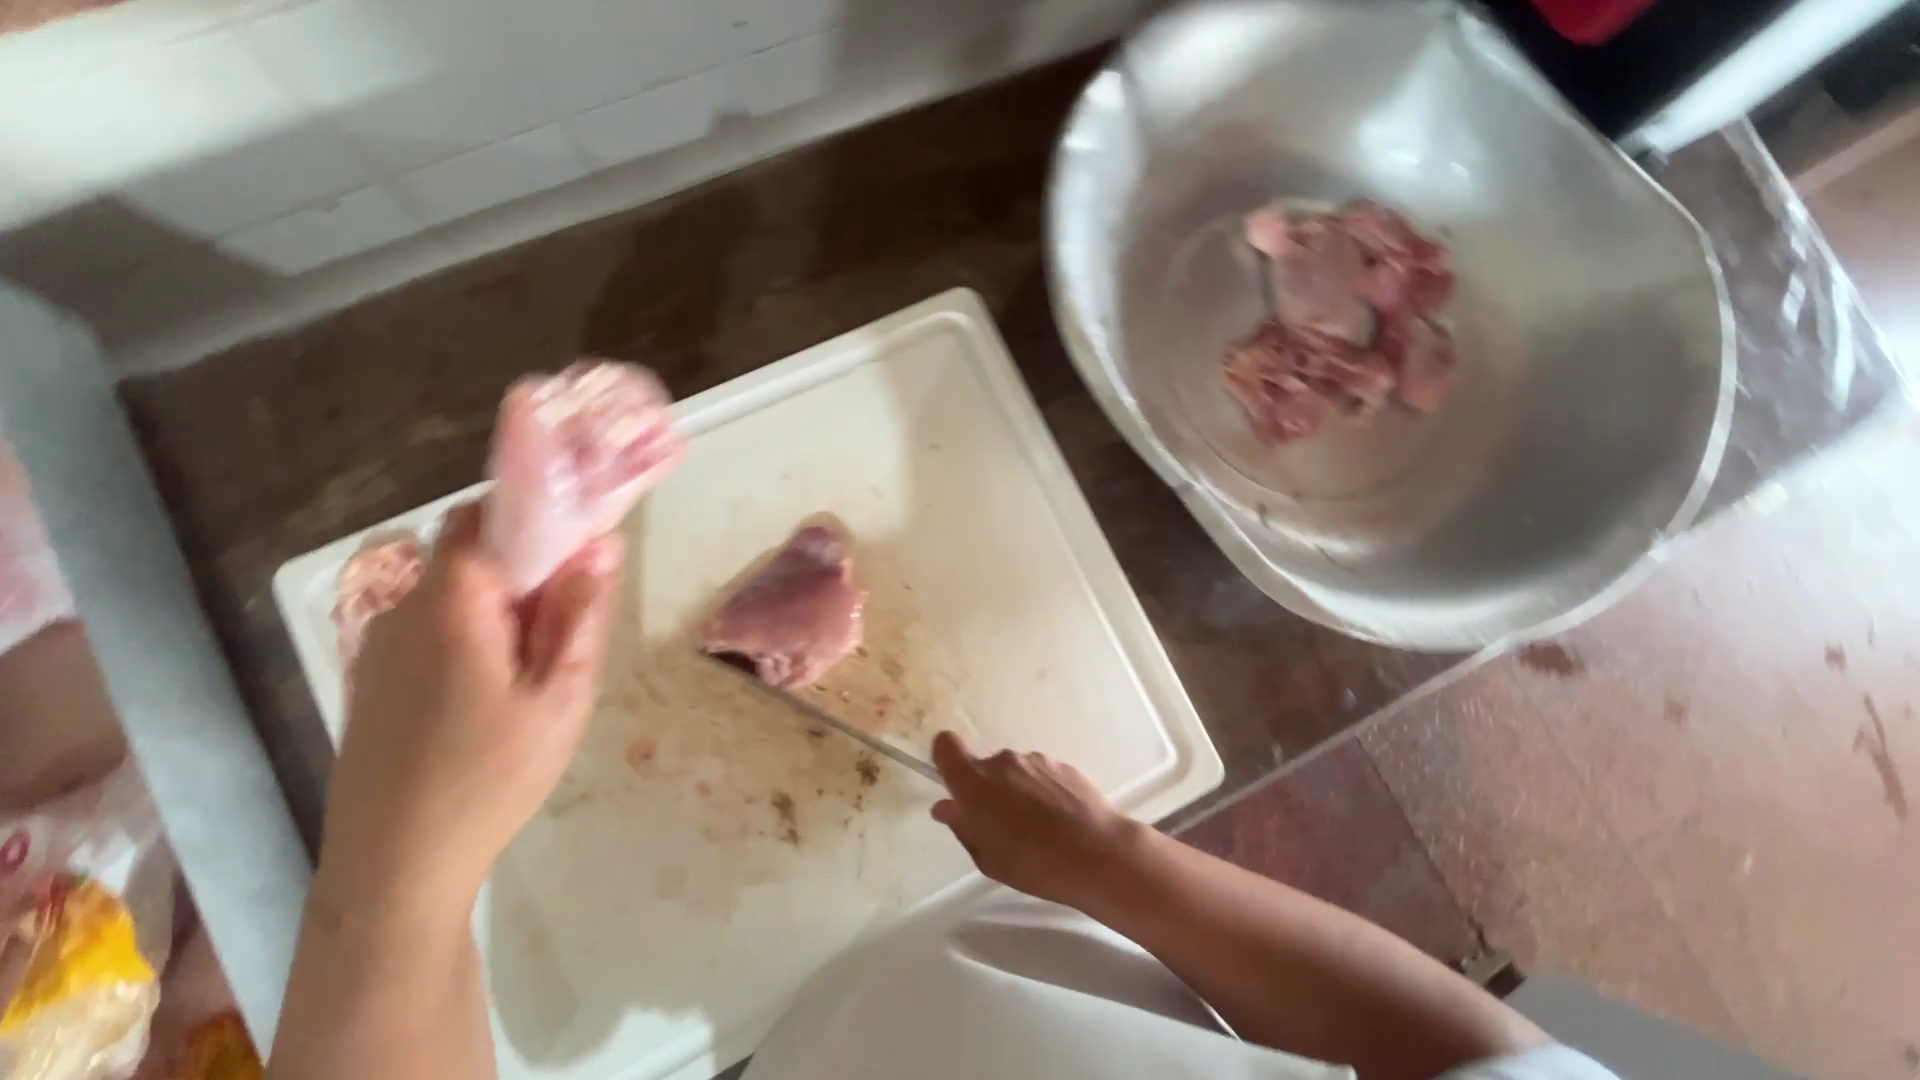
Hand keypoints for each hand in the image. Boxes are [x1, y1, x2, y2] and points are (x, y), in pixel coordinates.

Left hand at [320, 502, 622, 909]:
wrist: (395, 863)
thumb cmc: (491, 775)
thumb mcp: (562, 696)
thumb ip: (581, 615)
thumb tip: (602, 546)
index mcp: (452, 603)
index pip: (484, 516)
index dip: (532, 513)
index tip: (579, 538)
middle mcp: (405, 609)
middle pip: (468, 553)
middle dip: (525, 563)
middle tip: (572, 614)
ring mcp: (382, 646)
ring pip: (453, 594)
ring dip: (501, 604)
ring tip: (542, 665)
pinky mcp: (376, 680)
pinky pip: (433, 629)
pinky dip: (473, 633)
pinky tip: (497, 693)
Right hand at [929, 731, 1146, 910]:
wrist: (1097, 854)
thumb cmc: (1032, 863)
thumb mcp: (986, 857)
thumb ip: (963, 826)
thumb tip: (947, 807)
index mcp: (974, 782)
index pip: (946, 745)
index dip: (946, 759)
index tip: (956, 787)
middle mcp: (1003, 761)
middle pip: (984, 767)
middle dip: (988, 790)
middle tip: (1002, 826)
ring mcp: (1036, 760)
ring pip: (1014, 772)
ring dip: (1017, 791)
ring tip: (1037, 827)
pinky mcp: (1063, 766)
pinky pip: (1041, 775)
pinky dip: (1043, 792)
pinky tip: (1059, 820)